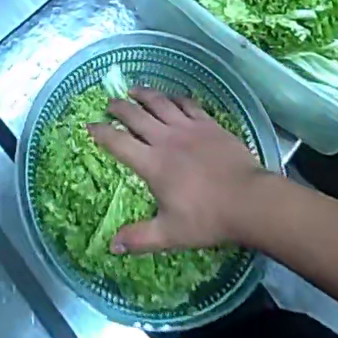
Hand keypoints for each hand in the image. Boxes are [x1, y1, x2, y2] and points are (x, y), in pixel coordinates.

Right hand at [88, 87, 271, 253]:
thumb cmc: (207, 218)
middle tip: (109, 103)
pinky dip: (175, 98)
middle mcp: (165, 139)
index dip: (101, 132)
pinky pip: (187, 104)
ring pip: (159, 103)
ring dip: (144, 94)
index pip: (118, 142)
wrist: (249, 201)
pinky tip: (171, 97)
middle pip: (135, 115)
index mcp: (152, 163)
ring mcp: (188, 128)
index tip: (88, 124)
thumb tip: (111, 246)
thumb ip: (140, 238)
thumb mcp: (170, 234)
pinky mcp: (208, 124)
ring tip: (133, 90)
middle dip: (118, 107)